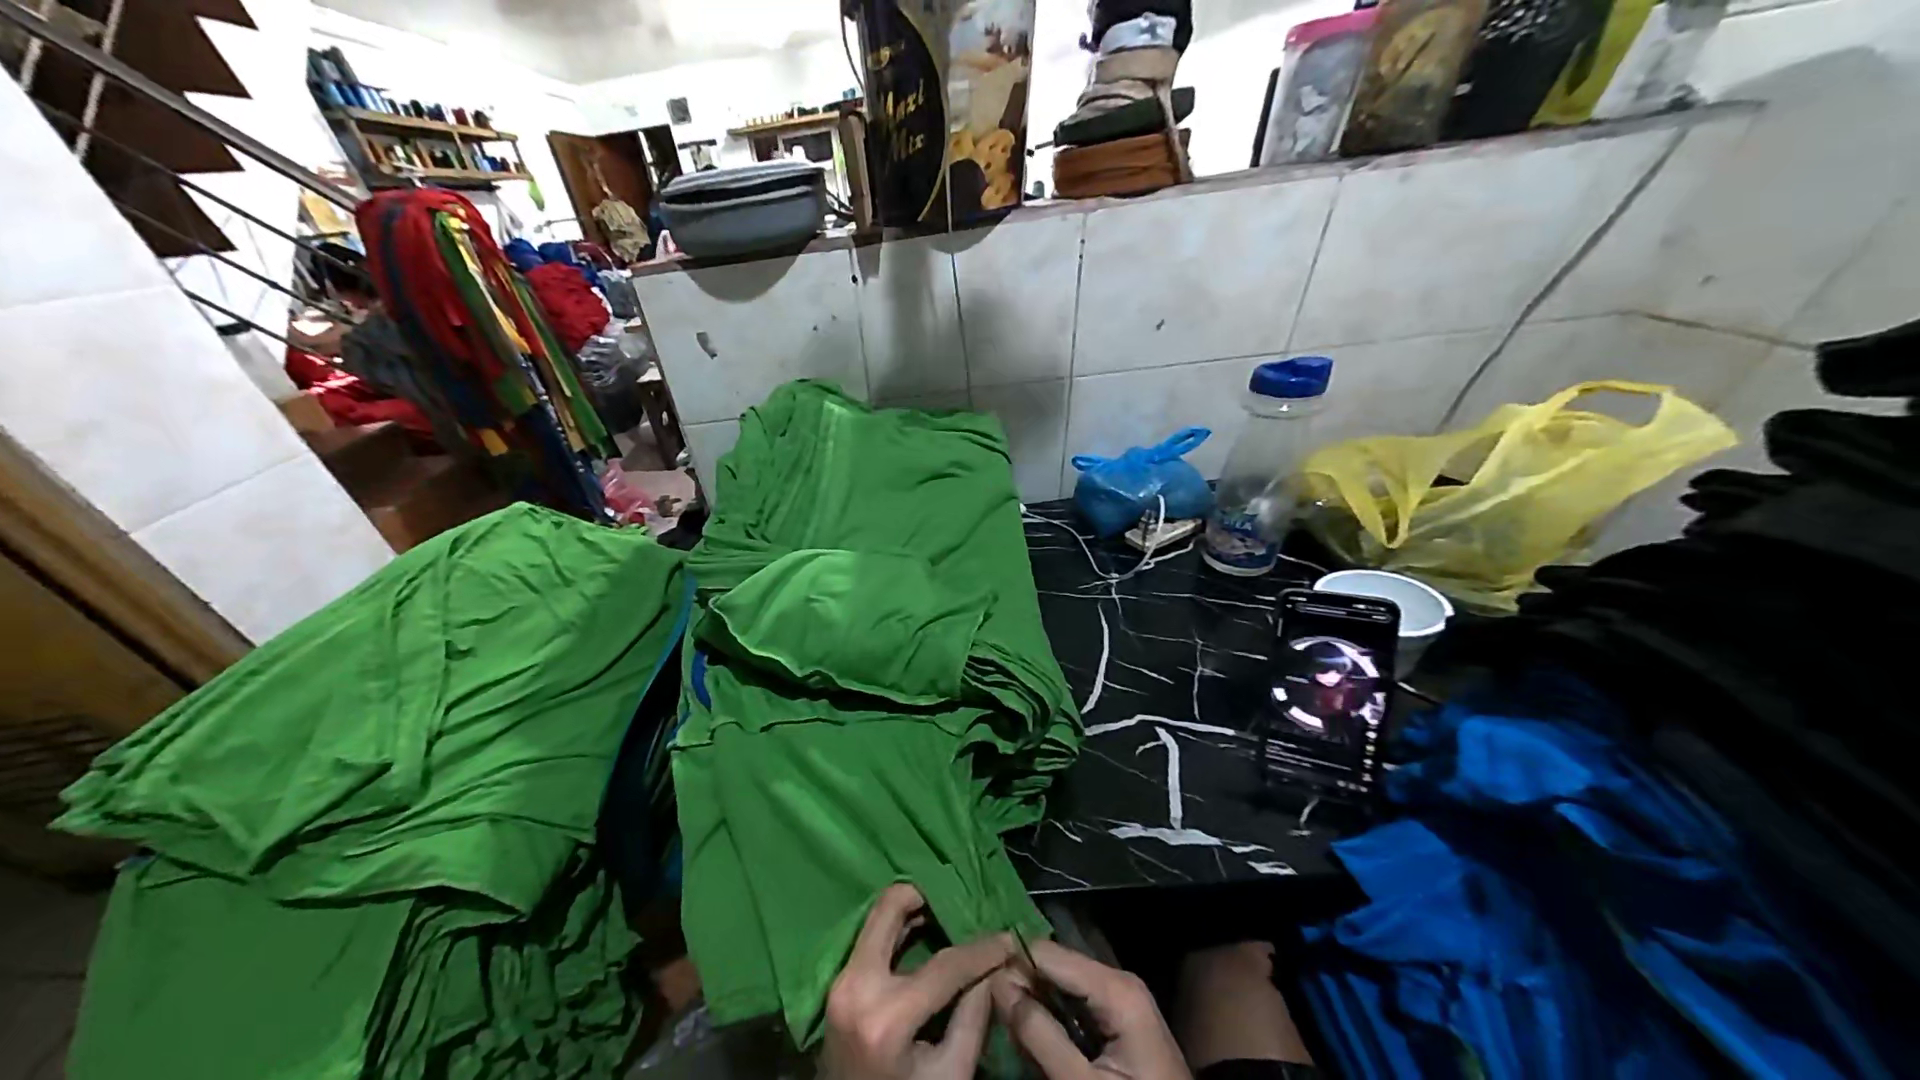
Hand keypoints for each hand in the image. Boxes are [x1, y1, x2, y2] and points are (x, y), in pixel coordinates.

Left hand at [820, 884, 1014, 1079]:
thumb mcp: (951, 1073)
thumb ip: (974, 1016)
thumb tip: (994, 968)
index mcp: (886, 1017)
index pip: (944, 965)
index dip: (982, 950)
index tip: (1008, 938)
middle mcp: (856, 985)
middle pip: (889, 908)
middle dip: (927, 895)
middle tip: (959, 901)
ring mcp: (841, 980)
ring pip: (877, 916)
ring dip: (912, 909)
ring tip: (946, 915)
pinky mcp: (838, 981)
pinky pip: (870, 936)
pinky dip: (898, 926)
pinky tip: (922, 931)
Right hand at [992, 939, 1192, 1079]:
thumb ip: (1040, 1033)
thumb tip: (998, 984)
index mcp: (1116, 988)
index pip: (1047, 953)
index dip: (1010, 964)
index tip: (978, 984)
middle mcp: (1117, 980)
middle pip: (1053, 966)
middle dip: (1021, 985)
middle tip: (990, 1011)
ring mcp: (1119, 998)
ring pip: (1059, 985)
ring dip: (1032, 1004)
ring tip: (1006, 1026)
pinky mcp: (1117, 1018)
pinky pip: (1073, 1004)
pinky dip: (1050, 1018)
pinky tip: (1032, 1038)